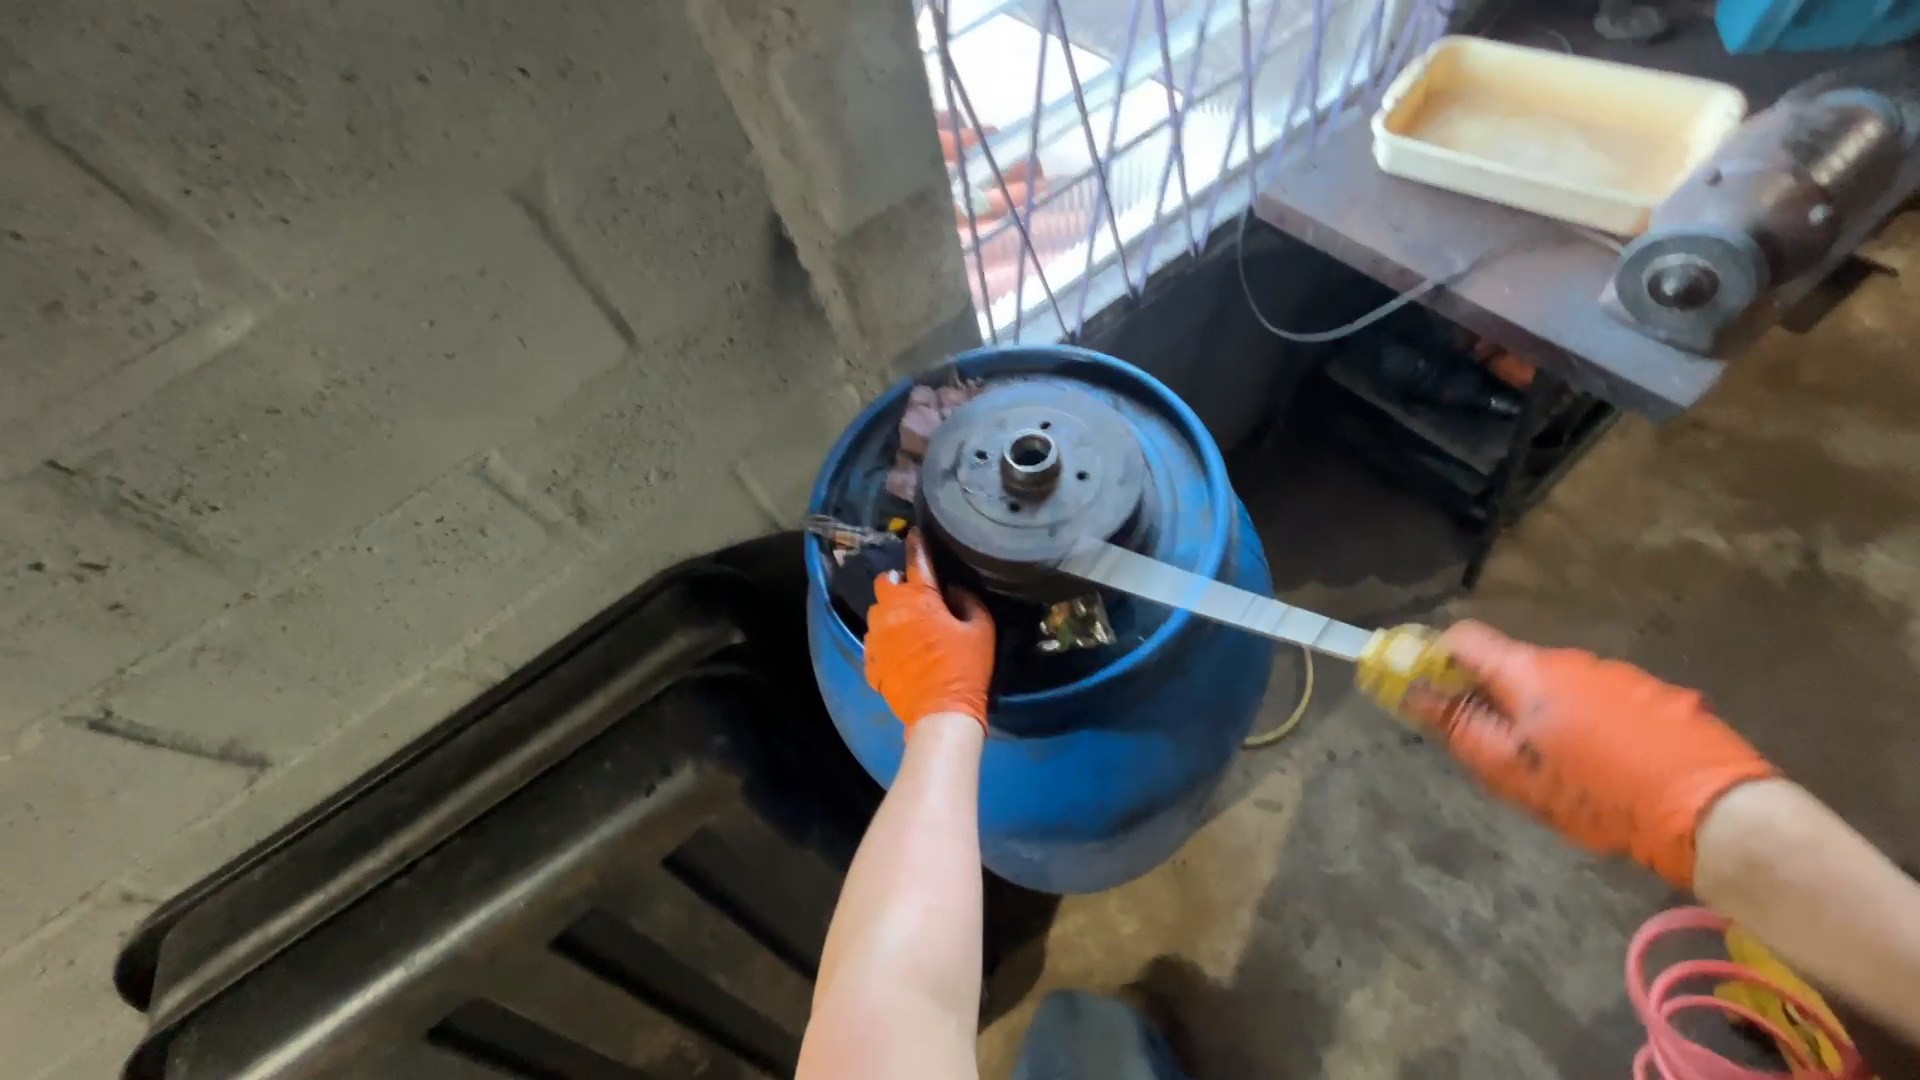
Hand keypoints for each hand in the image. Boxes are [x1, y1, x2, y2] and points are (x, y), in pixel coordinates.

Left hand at [864, 531, 995, 731]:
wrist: (940, 712)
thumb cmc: (965, 667)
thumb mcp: (981, 628)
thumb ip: (967, 601)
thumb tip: (953, 591)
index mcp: (920, 598)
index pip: (917, 559)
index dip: (917, 544)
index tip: (915, 534)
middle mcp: (891, 610)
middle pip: (885, 583)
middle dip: (897, 582)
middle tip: (913, 594)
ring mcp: (876, 637)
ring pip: (876, 612)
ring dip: (888, 612)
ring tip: (905, 624)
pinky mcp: (870, 661)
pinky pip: (873, 642)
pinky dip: (884, 641)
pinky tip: (898, 651)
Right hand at [1424, 620, 1775, 888]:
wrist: (1715, 814)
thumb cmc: (1593, 791)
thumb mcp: (1508, 769)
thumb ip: (1456, 725)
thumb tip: (1411, 692)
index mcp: (1525, 670)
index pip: (1462, 637)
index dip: (1437, 658)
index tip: (1433, 692)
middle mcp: (1569, 659)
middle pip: (1510, 664)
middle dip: (1493, 695)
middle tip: (1497, 743)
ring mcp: (1618, 674)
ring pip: (1557, 683)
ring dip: (1543, 709)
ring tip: (1559, 760)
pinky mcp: (1659, 696)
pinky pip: (1601, 697)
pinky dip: (1588, 719)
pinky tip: (1607, 761)